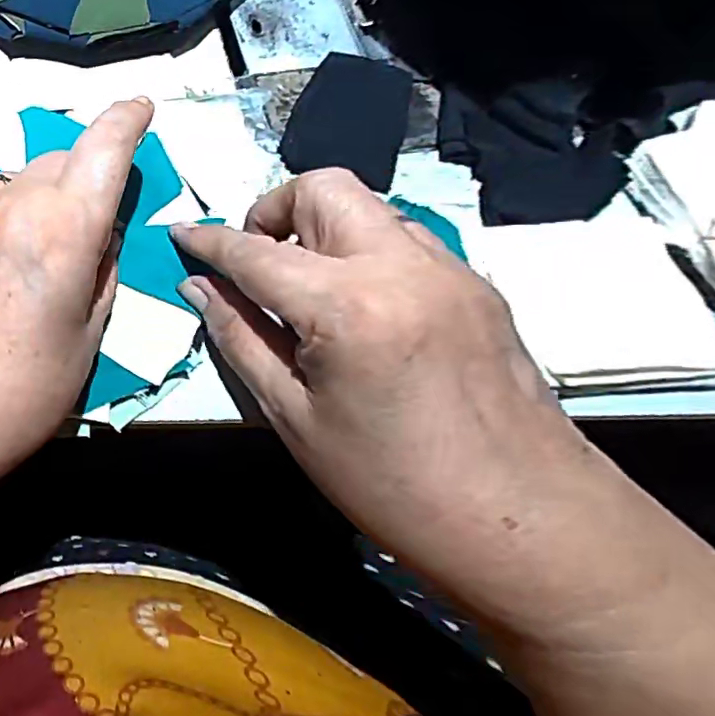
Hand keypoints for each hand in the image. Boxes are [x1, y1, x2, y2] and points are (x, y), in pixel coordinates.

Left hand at [0, 98, 151, 517]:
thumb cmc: (25, 388)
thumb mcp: (89, 332)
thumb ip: (101, 265)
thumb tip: (101, 229)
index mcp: (62, 227)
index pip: (103, 148)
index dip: (126, 121)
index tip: (139, 109)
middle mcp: (12, 203)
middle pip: (60, 160)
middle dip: (84, 176)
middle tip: (88, 224)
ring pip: (19, 180)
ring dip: (40, 198)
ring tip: (37, 252)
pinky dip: (3, 218)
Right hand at [168, 169, 639, 631]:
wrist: (532, 526)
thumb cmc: (393, 486)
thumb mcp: (293, 417)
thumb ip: (240, 338)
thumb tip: (201, 288)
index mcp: (347, 308)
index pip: (256, 251)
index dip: (209, 241)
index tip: (182, 234)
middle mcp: (401, 267)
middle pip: (321, 188)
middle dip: (273, 211)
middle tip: (257, 263)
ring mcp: (447, 269)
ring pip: (365, 206)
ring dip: (319, 227)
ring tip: (304, 286)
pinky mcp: (476, 284)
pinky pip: (401, 238)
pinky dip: (362, 250)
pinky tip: (357, 307)